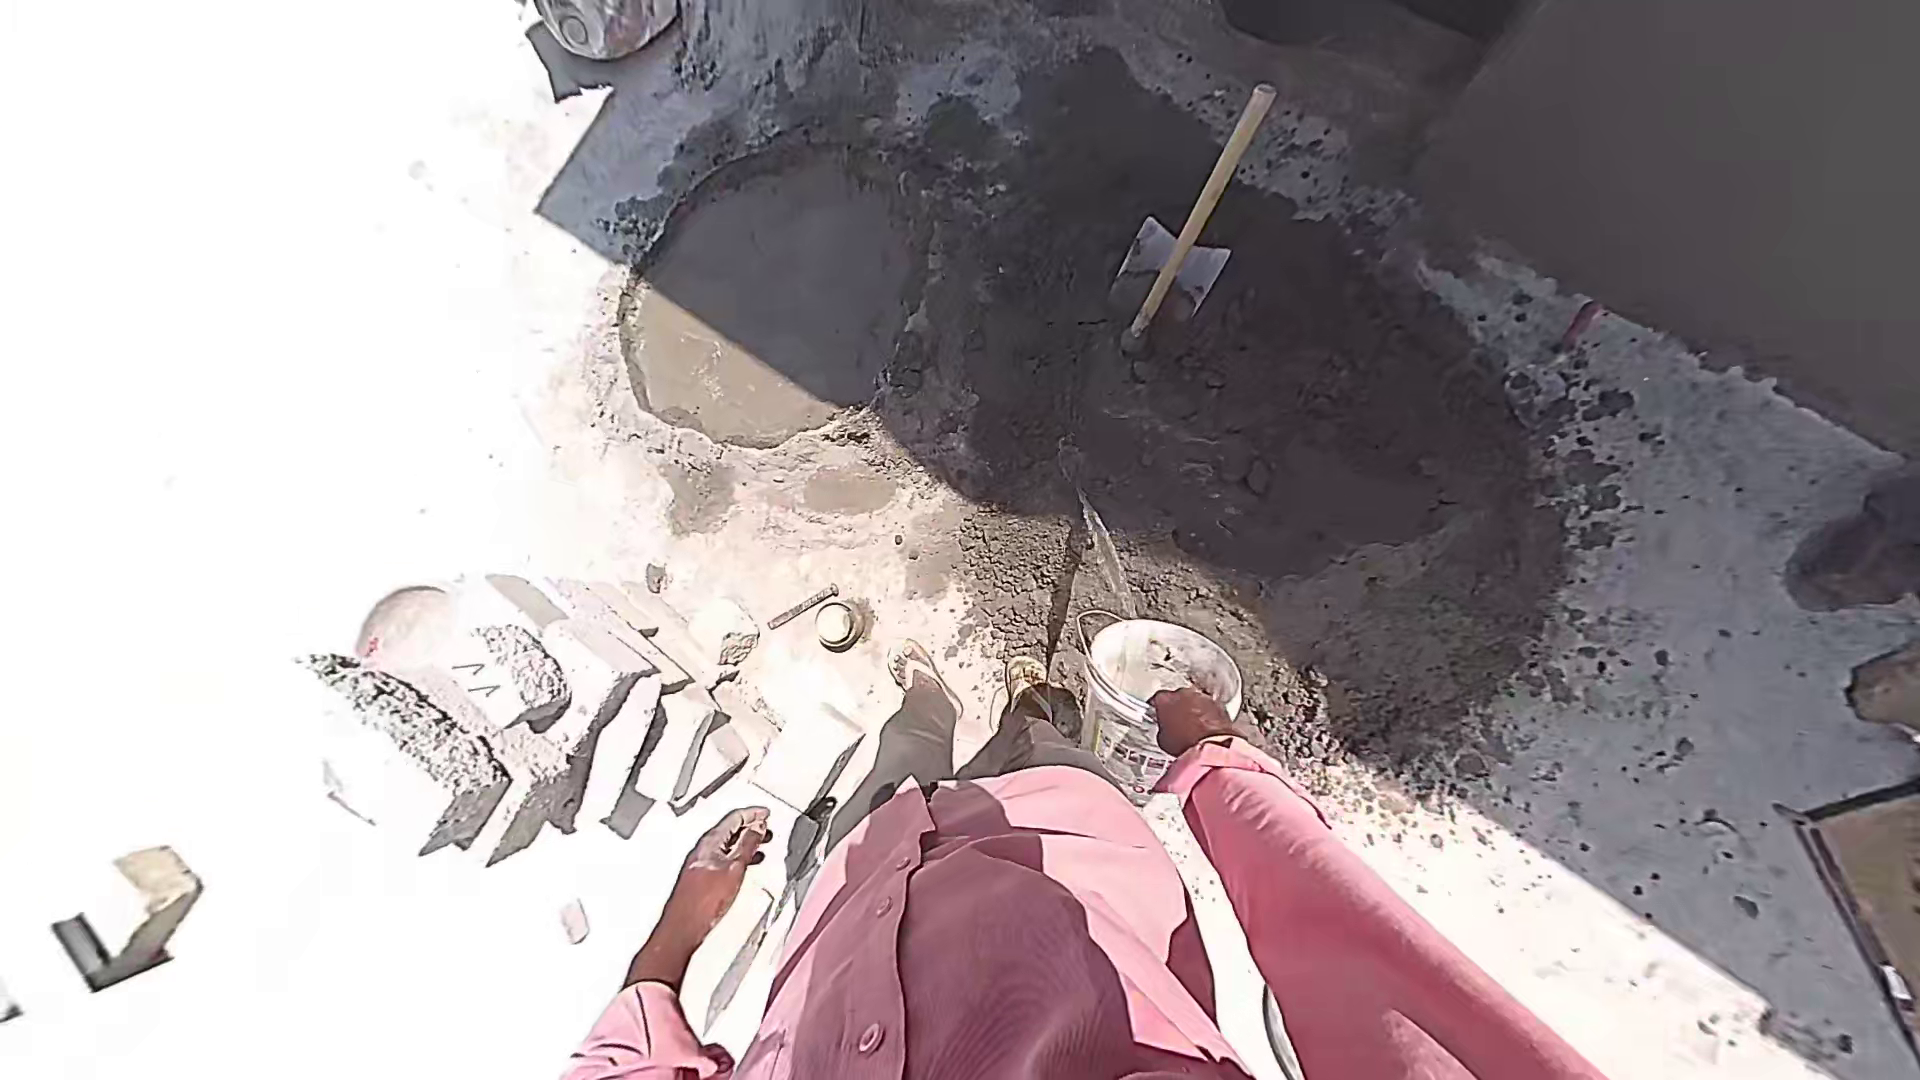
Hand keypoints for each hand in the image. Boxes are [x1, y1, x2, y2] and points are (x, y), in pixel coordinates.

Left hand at [625, 807, 771, 988]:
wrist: (681, 931)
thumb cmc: (702, 903)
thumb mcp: (735, 868)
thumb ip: (748, 844)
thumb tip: (758, 827)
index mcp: (710, 842)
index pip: (734, 817)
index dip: (753, 813)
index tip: (765, 813)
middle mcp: (703, 849)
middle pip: (730, 829)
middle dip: (750, 826)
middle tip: (766, 826)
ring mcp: (700, 863)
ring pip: (727, 844)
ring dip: (746, 842)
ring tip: (761, 844)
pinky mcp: (700, 878)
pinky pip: (723, 857)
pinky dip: (738, 856)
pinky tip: (745, 864)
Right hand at [1150, 687, 1245, 756]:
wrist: (1213, 747)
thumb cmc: (1186, 743)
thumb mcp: (1163, 740)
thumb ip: (1162, 729)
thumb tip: (1166, 731)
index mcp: (1164, 699)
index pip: (1158, 699)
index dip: (1159, 709)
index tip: (1161, 716)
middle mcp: (1183, 693)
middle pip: (1177, 697)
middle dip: (1178, 707)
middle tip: (1178, 722)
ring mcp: (1202, 697)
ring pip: (1194, 700)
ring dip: (1193, 709)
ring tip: (1194, 726)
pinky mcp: (1218, 704)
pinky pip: (1209, 707)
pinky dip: (1208, 714)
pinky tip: (1206, 727)